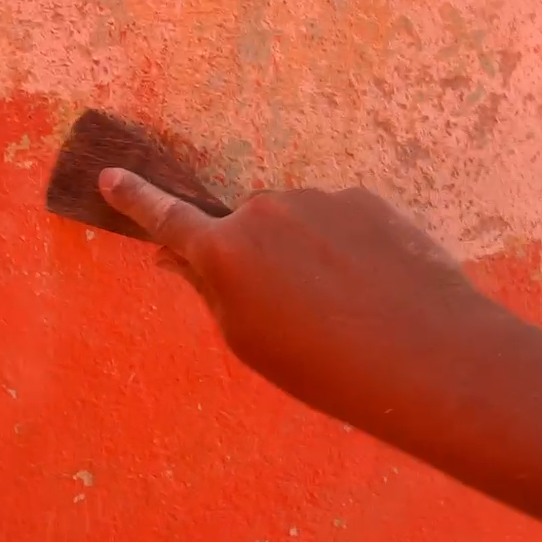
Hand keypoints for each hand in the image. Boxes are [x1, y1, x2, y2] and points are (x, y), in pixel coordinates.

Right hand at [97, 168, 516, 420]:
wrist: (430, 356)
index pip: (165, 217)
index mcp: (224, 251)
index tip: (110, 175)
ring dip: (305, 250)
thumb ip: (208, 288)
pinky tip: (375, 283)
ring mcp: (316, 198)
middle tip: (292, 306)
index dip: (135, 198)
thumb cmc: (322, 366)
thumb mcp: (247, 340)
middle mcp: (263, 211)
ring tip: (347, 301)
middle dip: (254, 255)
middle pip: (243, 228)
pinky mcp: (363, 197)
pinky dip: (344, 244)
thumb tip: (176, 256)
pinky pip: (336, 217)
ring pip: (294, 221)